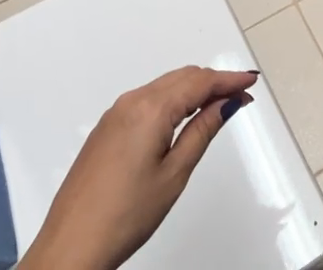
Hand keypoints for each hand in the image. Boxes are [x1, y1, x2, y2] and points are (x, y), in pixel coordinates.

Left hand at [17, 67, 258, 269]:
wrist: (72, 245)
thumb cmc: (125, 215)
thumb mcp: (175, 173)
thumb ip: (202, 130)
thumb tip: (226, 103)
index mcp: (150, 109)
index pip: (199, 82)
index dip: (228, 79)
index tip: (251, 81)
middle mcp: (130, 102)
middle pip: (181, 77)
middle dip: (213, 81)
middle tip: (241, 92)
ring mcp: (115, 114)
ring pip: (164, 86)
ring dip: (193, 88)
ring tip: (219, 102)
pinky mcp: (106, 128)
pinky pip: (147, 99)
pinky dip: (172, 99)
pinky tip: (184, 114)